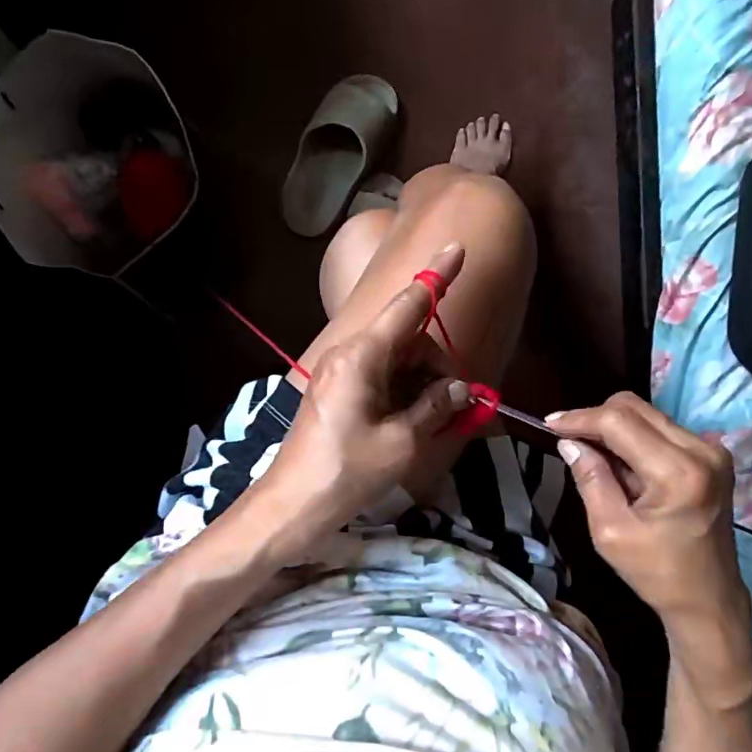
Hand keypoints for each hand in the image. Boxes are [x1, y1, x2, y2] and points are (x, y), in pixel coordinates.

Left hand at [256, 245, 474, 540]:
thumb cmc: (347, 472)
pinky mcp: (337, 392)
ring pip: (396, 361)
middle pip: (408, 339)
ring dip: (423, 385)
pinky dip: (404, 395)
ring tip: (437, 423)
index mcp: (362, 356)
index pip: (407, 306)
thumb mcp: (402, 442)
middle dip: (438, 366)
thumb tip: (459, 389)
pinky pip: (380, 379)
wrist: (292, 504)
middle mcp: (348, 354)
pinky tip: (415, 424)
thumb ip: (435, 406)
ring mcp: (340, 373)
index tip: (459, 247)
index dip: (437, 277)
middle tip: (458, 407)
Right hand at [548, 393, 746, 620]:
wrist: (708, 598)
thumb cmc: (656, 572)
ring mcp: (712, 452)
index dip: (579, 418)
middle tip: (567, 440)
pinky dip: (633, 438)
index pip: (619, 421)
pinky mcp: (712, 457)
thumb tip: (569, 442)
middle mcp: (701, 451)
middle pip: (635, 408)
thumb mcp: (609, 530)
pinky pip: (661, 430)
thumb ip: (590, 479)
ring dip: (614, 429)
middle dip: (594, 418)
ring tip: (592, 457)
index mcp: (678, 471)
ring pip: (647, 415)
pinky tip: (619, 465)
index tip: (548, 424)